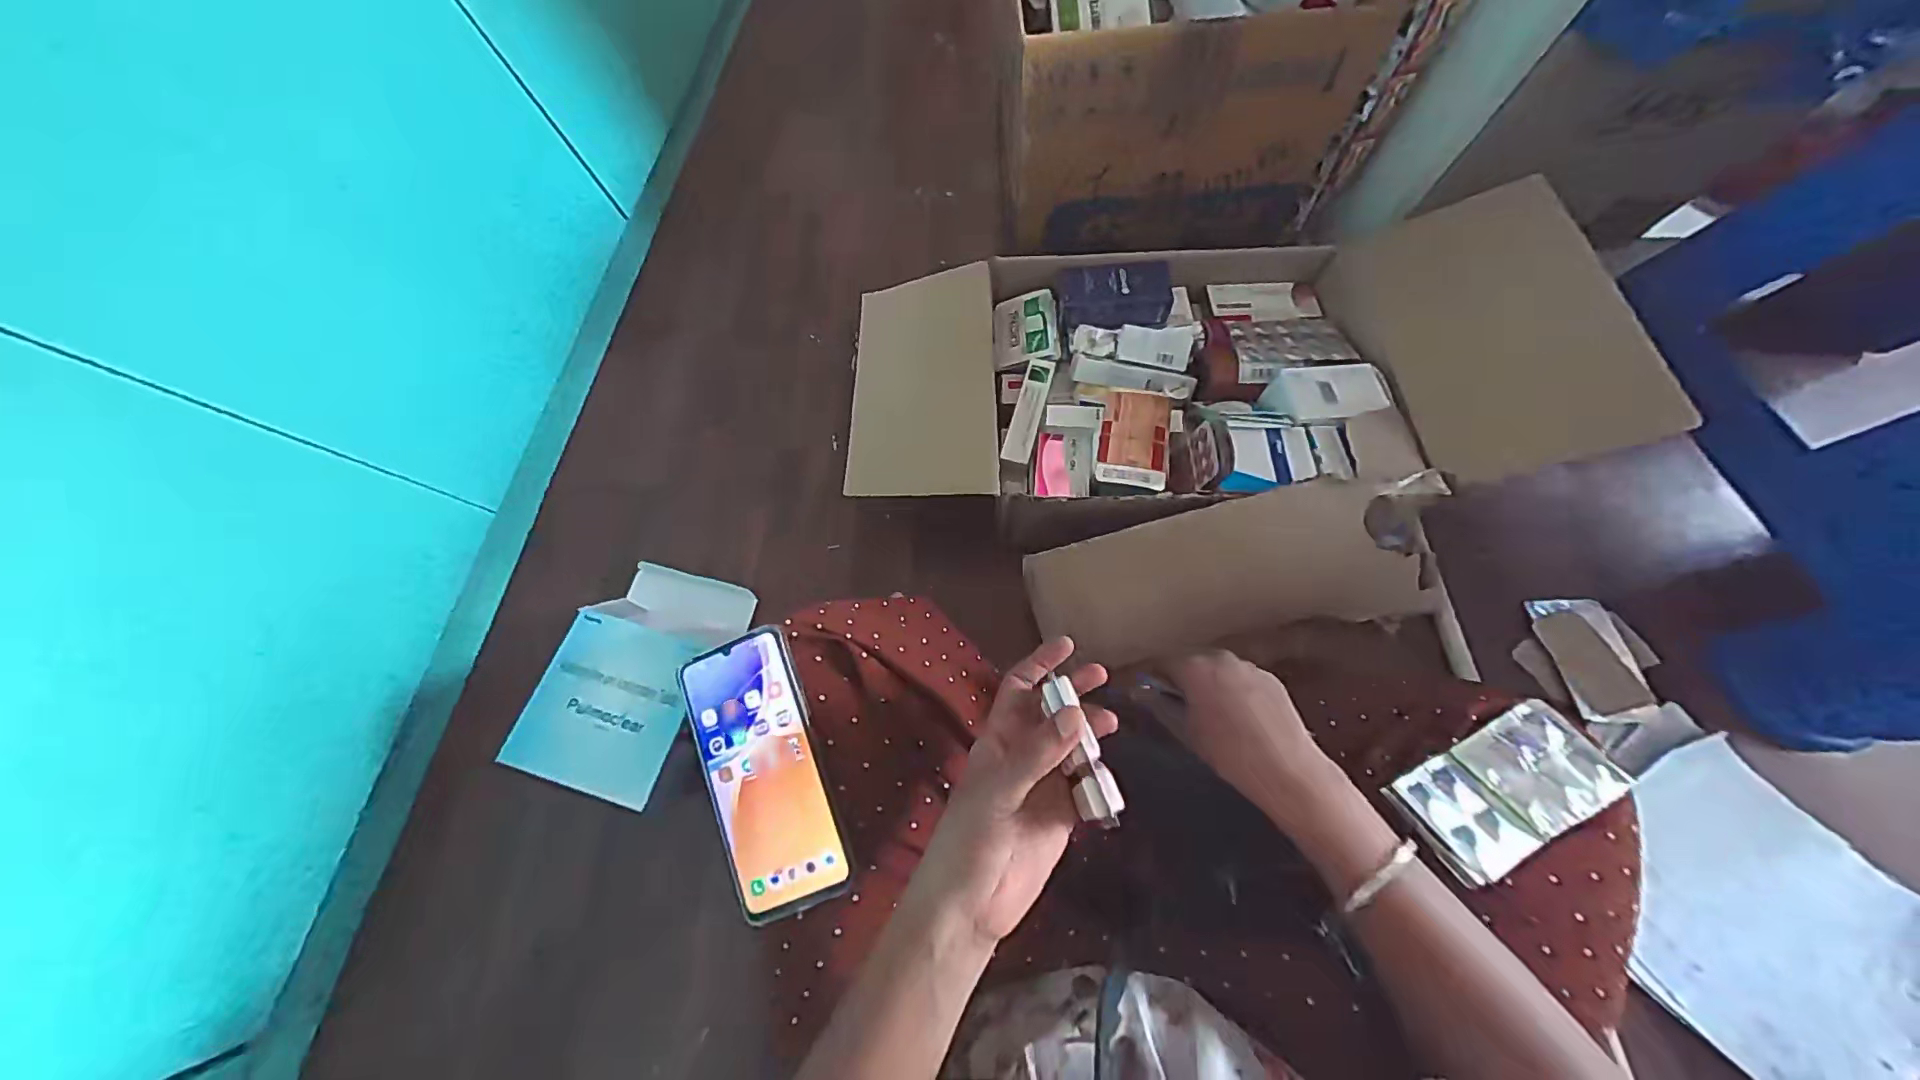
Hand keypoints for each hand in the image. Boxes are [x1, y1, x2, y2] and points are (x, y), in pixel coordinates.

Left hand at [901, 637, 1117, 947]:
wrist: (972, 903)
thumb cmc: (970, 838)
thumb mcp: (1000, 789)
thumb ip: (1038, 753)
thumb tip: (1077, 713)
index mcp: (998, 741)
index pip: (1019, 691)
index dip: (1040, 665)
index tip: (1066, 645)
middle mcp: (1023, 756)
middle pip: (1052, 713)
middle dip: (1073, 691)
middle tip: (1102, 675)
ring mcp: (1044, 785)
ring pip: (1072, 747)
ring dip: (1090, 733)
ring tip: (1111, 724)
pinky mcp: (1062, 815)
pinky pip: (1085, 785)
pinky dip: (1099, 777)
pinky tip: (1108, 773)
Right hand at [1157, 649, 1344, 831]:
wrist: (1287, 770)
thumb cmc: (1230, 754)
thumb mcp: (1185, 731)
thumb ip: (1160, 705)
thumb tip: (1142, 691)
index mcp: (1195, 667)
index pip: (1161, 662)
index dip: (1152, 677)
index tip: (1147, 691)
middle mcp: (1221, 659)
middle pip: (1191, 662)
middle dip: (1182, 679)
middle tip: (1177, 705)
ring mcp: (1249, 667)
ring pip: (1218, 670)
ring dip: (1209, 684)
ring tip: (1211, 716)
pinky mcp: (1271, 679)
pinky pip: (1241, 679)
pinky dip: (1233, 691)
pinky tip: (1238, 719)